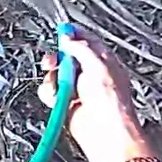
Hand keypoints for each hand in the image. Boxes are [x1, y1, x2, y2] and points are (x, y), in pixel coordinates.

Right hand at [37, 25, 152, 161]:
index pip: (87, 41)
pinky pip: (50, 91)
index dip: (74, 34)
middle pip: (67, 57)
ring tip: (60, 85)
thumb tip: (68, 39)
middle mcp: (90, 74)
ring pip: (55, 74)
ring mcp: (77, 89)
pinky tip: (58, 97)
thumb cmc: (111, 102)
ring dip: (53, 78)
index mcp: (103, 61)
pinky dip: (50, 93)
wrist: (105, 131)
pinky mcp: (66, 102)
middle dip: (57, 57)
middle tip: (53, 61)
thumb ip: (81, 49)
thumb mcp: (98, 66)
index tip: (62, 30)